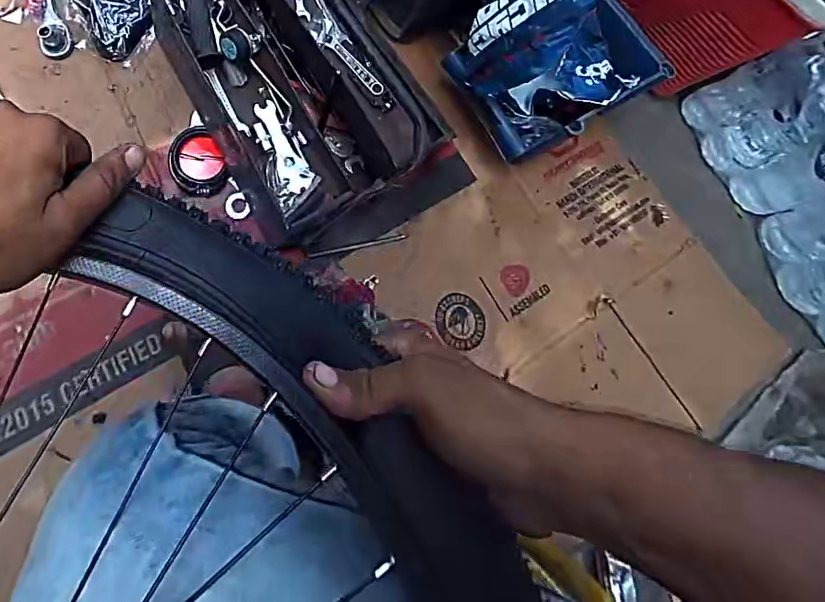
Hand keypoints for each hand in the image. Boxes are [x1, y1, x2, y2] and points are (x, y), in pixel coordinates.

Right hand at [304, 322, 570, 533]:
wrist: (547, 480)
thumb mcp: (421, 387)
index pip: (348, 343)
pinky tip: (336, 473)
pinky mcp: (425, 459)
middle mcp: (405, 379)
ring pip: (365, 422)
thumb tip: (309, 374)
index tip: (277, 377)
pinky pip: (383, 455)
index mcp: (404, 347)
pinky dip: (362, 461)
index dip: (316, 356)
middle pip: (352, 385)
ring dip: (340, 435)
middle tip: (280, 421)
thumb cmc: (484, 417)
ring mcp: (415, 421)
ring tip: (295, 449)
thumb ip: (367, 384)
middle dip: (322, 400)